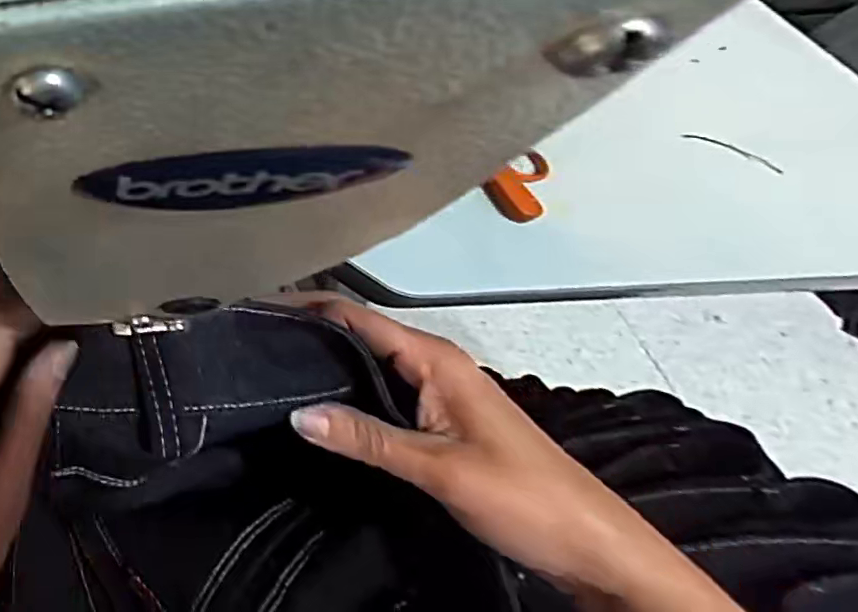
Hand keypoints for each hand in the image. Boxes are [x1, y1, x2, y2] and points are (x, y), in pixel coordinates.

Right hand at [276, 293, 737, 611]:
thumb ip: (366, 437)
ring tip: (277, 362)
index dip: (305, 306)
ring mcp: (439, 387)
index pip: (354, 315)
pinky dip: (350, 385)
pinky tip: (326, 402)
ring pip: (370, 359)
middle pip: (358, 331)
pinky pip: (384, 385)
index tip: (257, 308)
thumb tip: (295, 413)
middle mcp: (433, 360)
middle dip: (309, 327)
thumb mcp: (440, 469)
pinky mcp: (441, 414)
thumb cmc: (527, 499)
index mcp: (433, 356)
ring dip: (328, 357)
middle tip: (257, 338)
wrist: (601, 551)